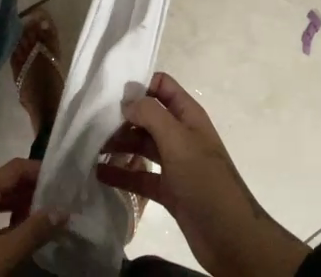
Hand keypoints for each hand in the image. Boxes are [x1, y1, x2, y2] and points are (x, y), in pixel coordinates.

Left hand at [0, 158, 67, 276]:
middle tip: (58, 198)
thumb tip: (62, 209)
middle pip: (4, 185)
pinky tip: (24, 237)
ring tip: (46, 216)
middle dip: (31, 189)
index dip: (36, 170)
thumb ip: (33, 232)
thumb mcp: (3, 256)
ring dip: (21, 206)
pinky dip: (10, 223)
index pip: (11, 170)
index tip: (60, 178)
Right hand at [96, 73, 310, 276]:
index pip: (162, 86)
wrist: (229, 236)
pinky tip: (99, 175)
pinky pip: (141, 176)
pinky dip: (122, 174)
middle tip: (93, 125)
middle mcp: (180, 135)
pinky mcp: (168, 191)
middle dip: (122, 118)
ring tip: (91, 149)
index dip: (140, 85)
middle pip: (148, 117)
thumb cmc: (204, 180)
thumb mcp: (178, 140)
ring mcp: (175, 164)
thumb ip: (151, 114)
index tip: (110, 94)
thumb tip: (127, 99)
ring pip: (142, 146)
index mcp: (188, 116)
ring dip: (119, 145)